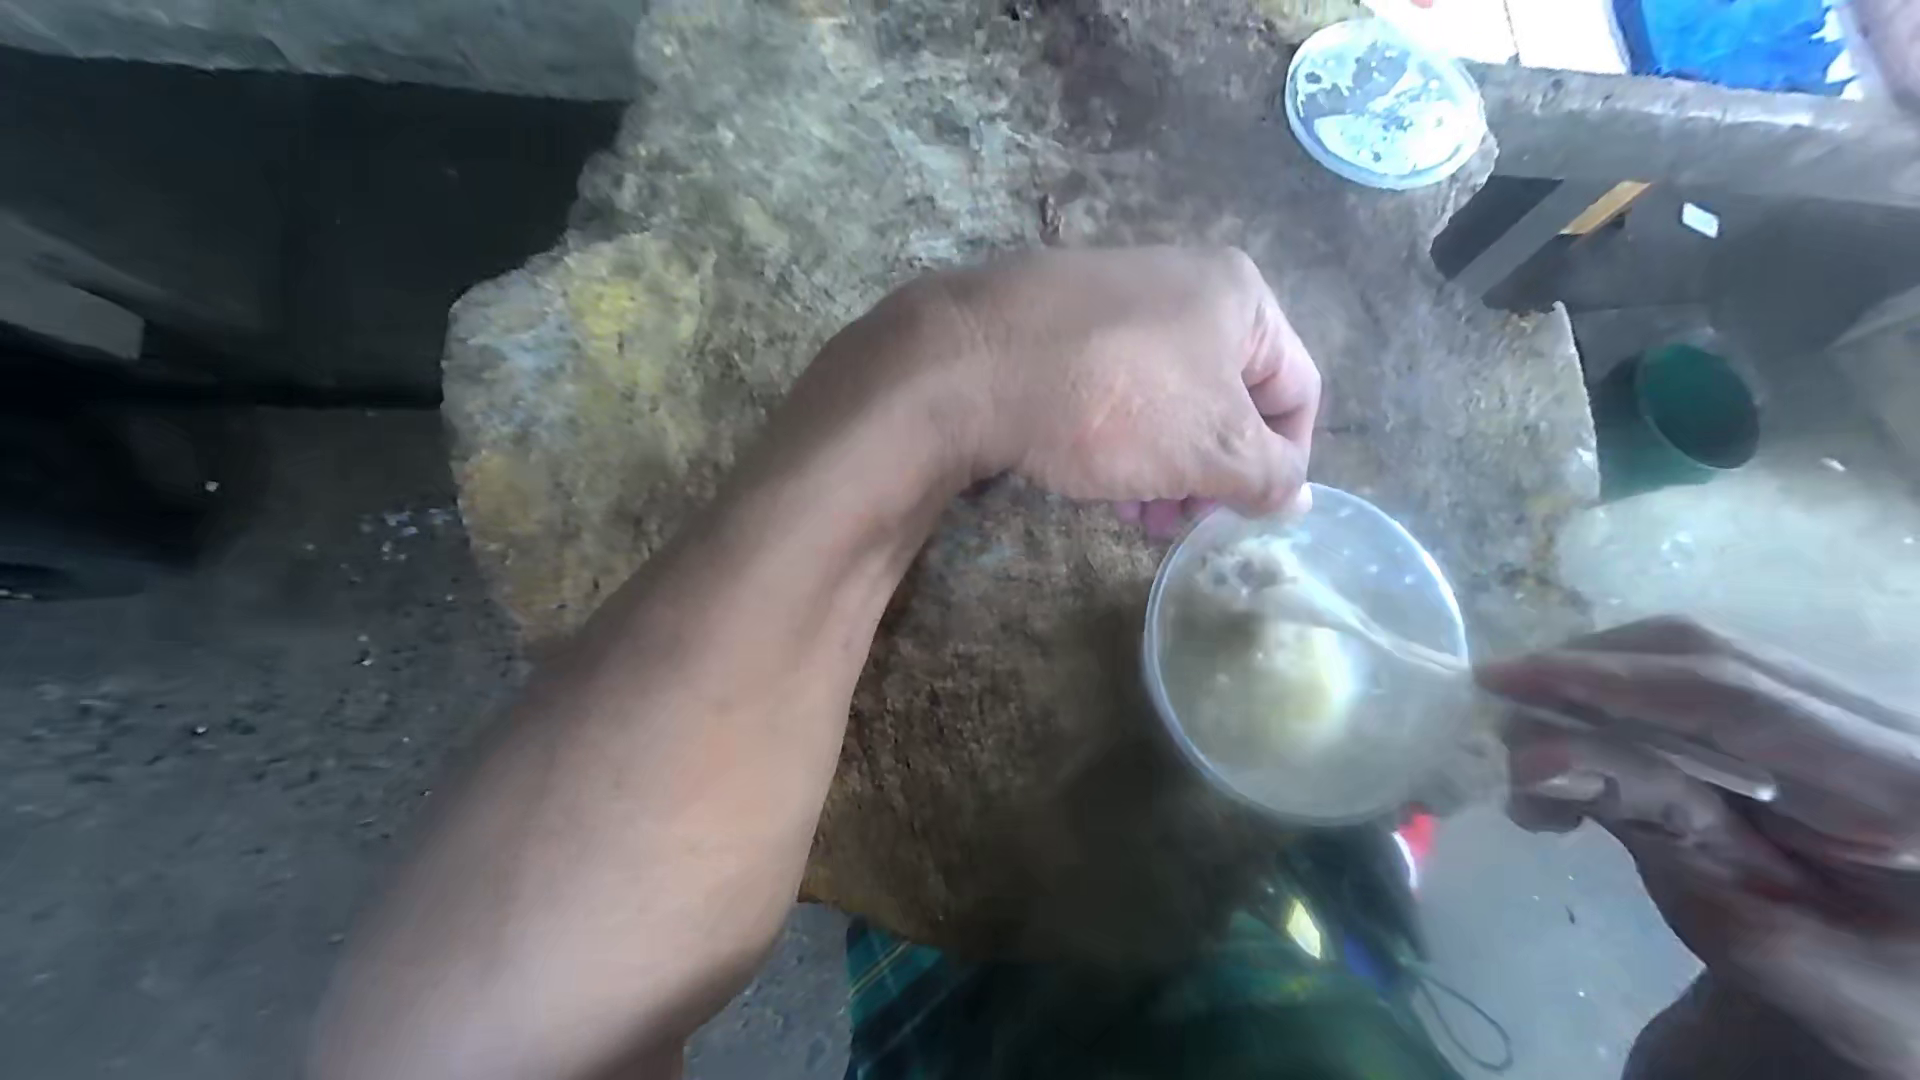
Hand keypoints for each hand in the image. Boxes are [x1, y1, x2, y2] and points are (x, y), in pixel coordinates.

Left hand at [883, 246, 1318, 517]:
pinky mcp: (1054, 330)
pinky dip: (1115, 441)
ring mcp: (1109, 305)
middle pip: (1223, 400)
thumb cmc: (1113, 401)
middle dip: (1208, 473)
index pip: (1295, 390)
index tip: (1243, 516)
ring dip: (1161, 467)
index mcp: (1238, 297)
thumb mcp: (1210, 447)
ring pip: (1162, 404)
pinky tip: (1092, 479)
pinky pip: (1109, 393)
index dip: (1282, 462)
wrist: (972, 365)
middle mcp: (1178, 287)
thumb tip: (1294, 495)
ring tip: (1134, 514)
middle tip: (1179, 525)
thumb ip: (1266, 474)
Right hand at [1479, 618, 1919, 1078]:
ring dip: (1585, 689)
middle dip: (1581, 673)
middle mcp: (1896, 725)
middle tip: (1502, 716)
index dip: (1601, 680)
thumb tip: (1529, 757)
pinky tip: (1575, 748)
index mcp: (1916, 790)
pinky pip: (1679, 671)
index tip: (1496, 680)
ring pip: (1681, 652)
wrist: (1885, 982)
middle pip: (1701, 652)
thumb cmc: (1826, 979)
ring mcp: (1853, 707)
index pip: (1733, 698)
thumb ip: (1648, 823)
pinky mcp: (1804, 707)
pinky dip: (1604, 700)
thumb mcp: (1739, 918)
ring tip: (1535, 755)